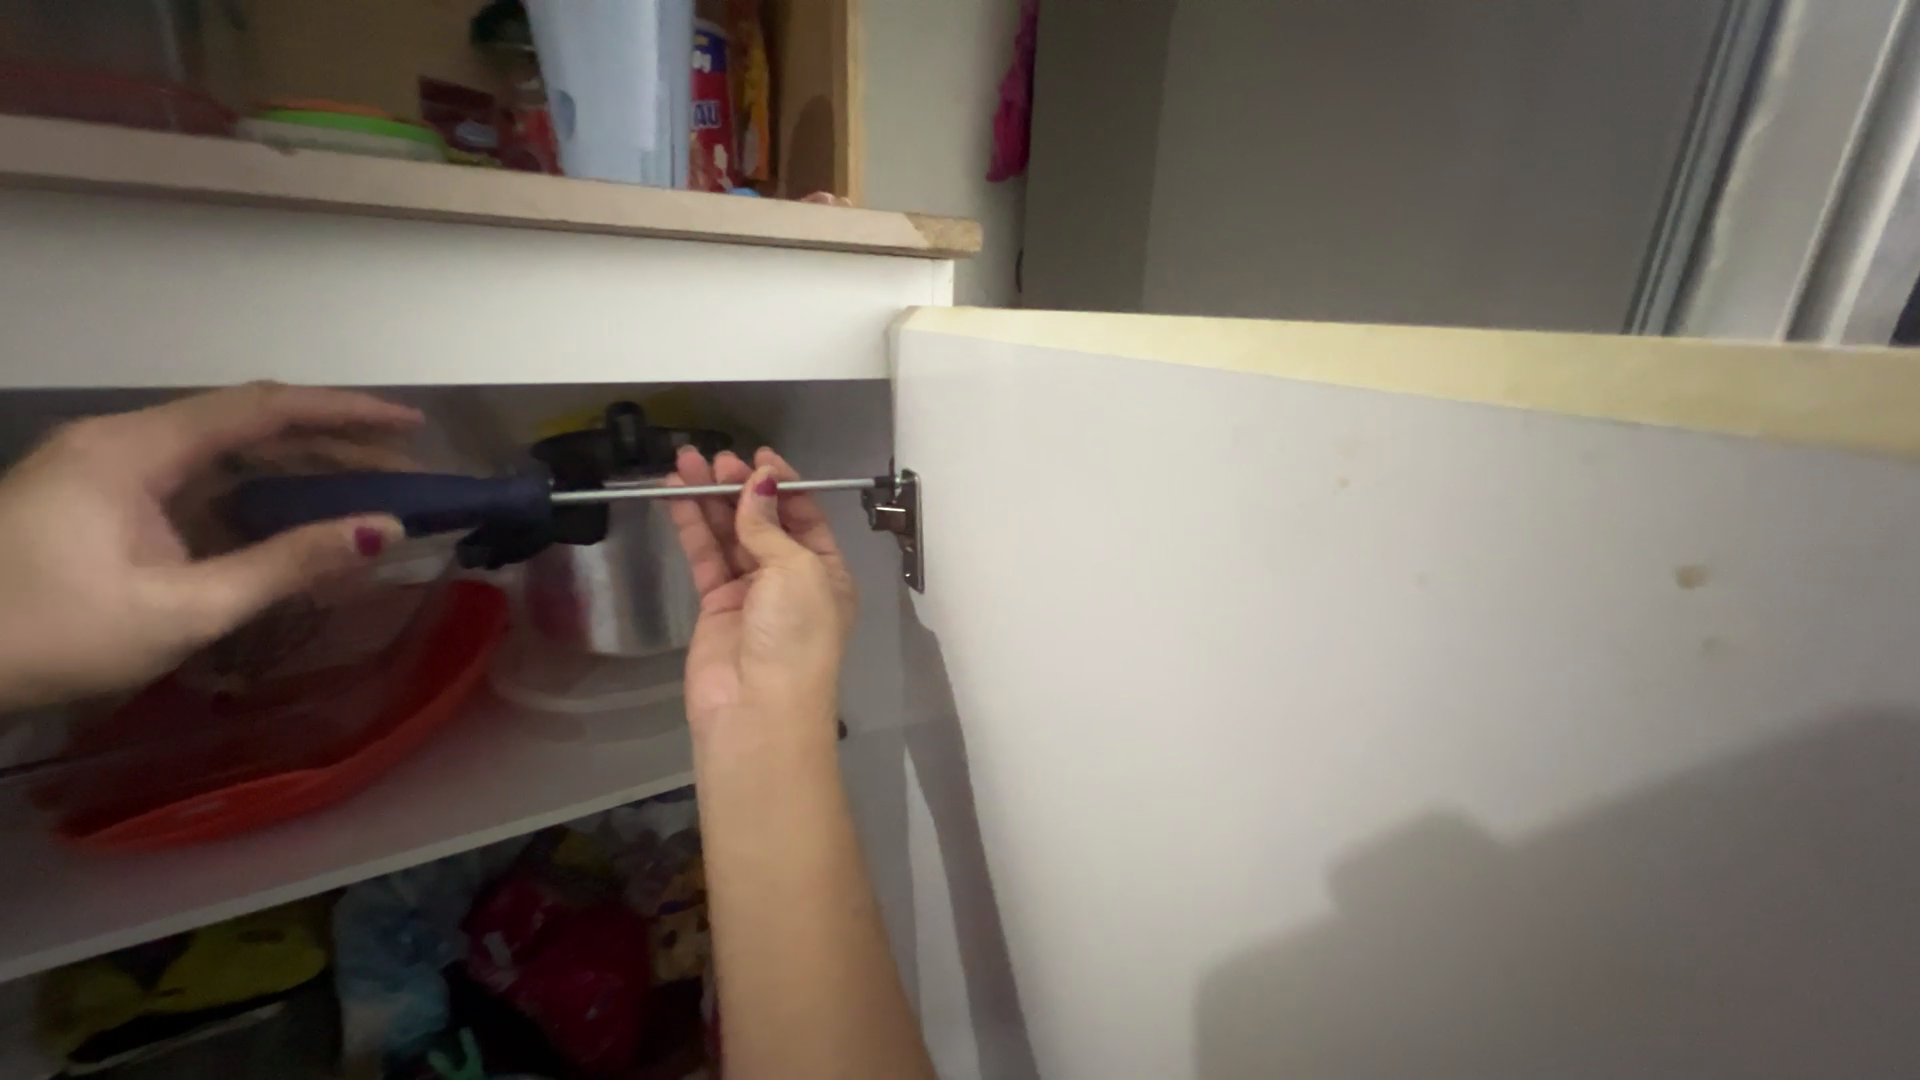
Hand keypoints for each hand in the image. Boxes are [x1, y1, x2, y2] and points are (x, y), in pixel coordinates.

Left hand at [0, 384, 419, 708]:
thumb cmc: (43, 636)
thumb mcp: (182, 608)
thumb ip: (289, 564)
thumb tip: (386, 531)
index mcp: (134, 451)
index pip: (263, 409)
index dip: (347, 411)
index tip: (412, 425)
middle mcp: (125, 445)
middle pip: (253, 426)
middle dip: (338, 444)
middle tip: (408, 471)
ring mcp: (113, 473)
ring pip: (233, 455)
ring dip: (307, 471)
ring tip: (374, 492)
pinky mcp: (109, 504)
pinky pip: (208, 485)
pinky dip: (268, 498)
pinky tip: (306, 522)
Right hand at [667, 447, 855, 744]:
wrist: (758, 709)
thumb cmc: (796, 635)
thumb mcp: (797, 571)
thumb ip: (770, 526)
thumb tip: (759, 482)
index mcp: (828, 571)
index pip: (806, 516)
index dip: (782, 485)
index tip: (757, 457)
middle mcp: (793, 579)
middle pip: (765, 522)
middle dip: (740, 488)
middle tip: (714, 459)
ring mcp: (753, 593)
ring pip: (731, 535)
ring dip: (711, 500)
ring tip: (686, 465)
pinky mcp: (717, 606)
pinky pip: (706, 557)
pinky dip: (693, 527)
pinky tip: (676, 498)